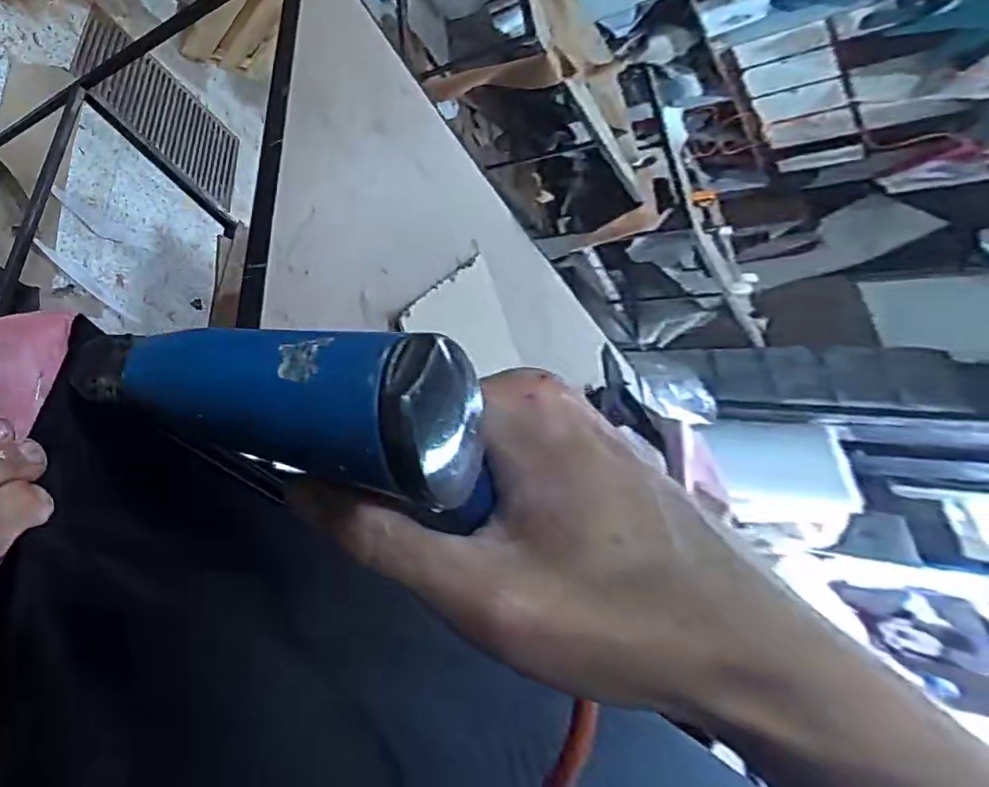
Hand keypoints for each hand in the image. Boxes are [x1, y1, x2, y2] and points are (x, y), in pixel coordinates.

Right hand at [289, 369, 988, 785]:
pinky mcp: (589, 445)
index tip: (345, 487)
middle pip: (424, 421)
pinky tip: (504, 538)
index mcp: (512, 401)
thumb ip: (374, 538)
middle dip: (406, 475)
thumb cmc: (618, 621)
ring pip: (460, 439)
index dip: (357, 444)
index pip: (392, 402)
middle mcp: (540, 392)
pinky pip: (500, 450)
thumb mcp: (478, 593)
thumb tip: (295, 487)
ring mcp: (571, 416)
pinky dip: (480, 486)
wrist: (767, 671)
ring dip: (443, 486)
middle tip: (419, 535)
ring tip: (461, 543)